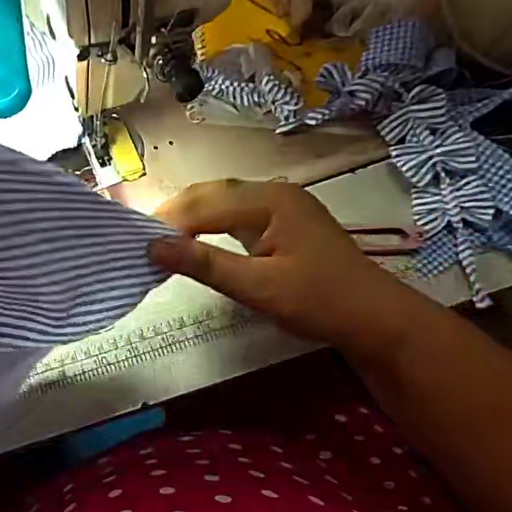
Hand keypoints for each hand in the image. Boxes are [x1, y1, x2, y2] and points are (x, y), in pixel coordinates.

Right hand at [148, 179, 428, 359]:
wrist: (376, 318)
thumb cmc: (319, 302)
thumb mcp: (257, 287)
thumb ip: (204, 265)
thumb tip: (153, 248)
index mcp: (269, 201)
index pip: (204, 204)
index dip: (168, 223)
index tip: (136, 243)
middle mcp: (275, 192)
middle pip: (212, 193)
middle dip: (176, 214)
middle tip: (142, 241)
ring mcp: (283, 204)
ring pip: (224, 200)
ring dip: (192, 217)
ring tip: (162, 241)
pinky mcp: (286, 221)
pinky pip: (239, 213)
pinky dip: (212, 224)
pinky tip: (198, 240)